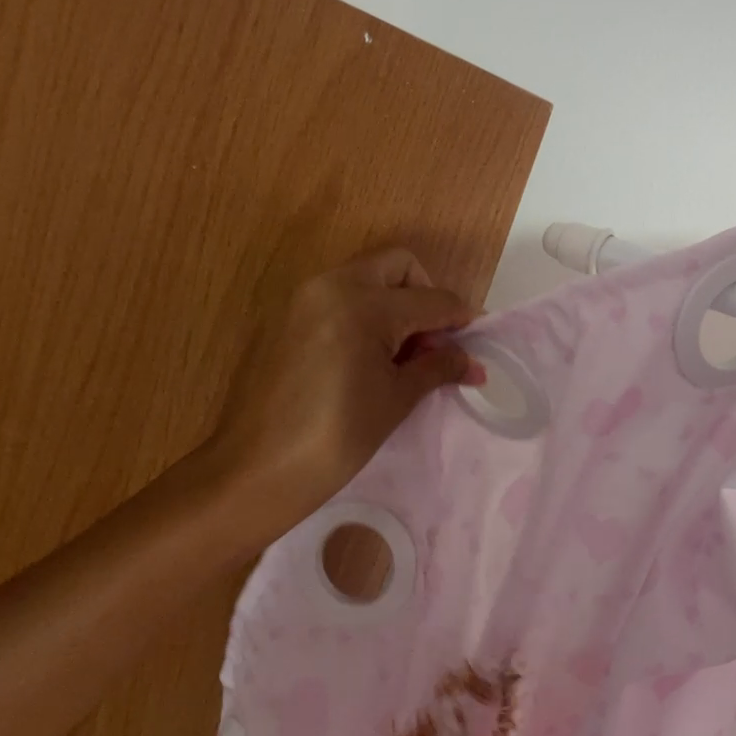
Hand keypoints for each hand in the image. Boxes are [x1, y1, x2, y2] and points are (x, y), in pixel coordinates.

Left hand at [203, 248, 481, 520]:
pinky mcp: (287, 317)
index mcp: (364, 304)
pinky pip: (339, 297)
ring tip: (402, 356)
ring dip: (395, 303)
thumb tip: (472, 362)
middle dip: (425, 295)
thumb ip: (438, 367)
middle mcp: (332, 285)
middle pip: (398, 267)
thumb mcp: (398, 398)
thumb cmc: (339, 436)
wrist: (259, 468)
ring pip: (367, 278)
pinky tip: (369, 359)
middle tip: (433, 343)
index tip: (476, 343)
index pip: (432, 299)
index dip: (461, 320)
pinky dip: (365, 314)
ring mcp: (304, 298)